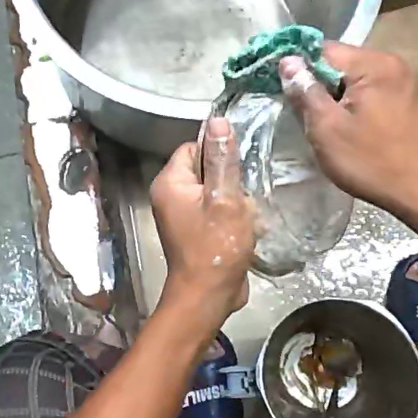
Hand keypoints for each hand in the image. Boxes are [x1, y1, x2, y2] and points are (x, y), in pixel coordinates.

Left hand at [151, 117, 254, 329]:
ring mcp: (184, 216)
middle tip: (245, 199)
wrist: (208, 296)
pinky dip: (234, 218)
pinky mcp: (197, 232)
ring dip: (237, 202)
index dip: (219, 152)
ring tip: (247, 218)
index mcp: (170, 183)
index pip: (194, 147)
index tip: (240, 167)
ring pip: (218, 192)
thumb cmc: (216, 247)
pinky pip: (218, 212)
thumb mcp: (225, 198)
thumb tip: (218, 121)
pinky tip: (247, 230)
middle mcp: (171, 196)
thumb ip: (222, 159)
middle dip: (232, 182)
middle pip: (207, 169)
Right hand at [280, 43, 417, 216]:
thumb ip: (306, 91)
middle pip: (340, 63)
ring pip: (354, 79)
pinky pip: (370, 91)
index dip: (298, 68)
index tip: (284, 92)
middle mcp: (393, 63)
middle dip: (318, 84)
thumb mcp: (327, 128)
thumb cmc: (369, 161)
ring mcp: (404, 81)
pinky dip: (354, 104)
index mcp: (374, 64)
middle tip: (304, 114)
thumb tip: (287, 61)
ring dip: (335, 96)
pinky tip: (348, 127)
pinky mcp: (406, 100)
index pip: (323, 50)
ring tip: (325, 123)